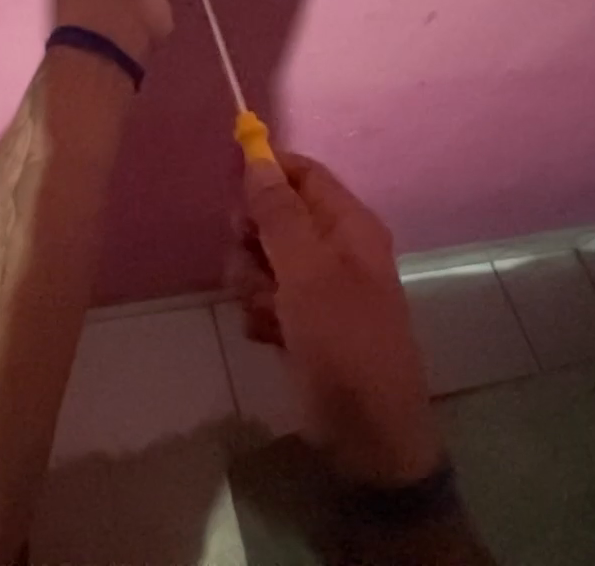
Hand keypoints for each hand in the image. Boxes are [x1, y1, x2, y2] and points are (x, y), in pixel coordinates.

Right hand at [237, 154, 444, 485]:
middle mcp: (334, 249)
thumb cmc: (343, 343)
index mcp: (348, 226)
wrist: (367, 437)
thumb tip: (256, 157)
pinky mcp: (302, 321)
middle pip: (274, 215)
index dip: (265, 171)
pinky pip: (264, 296)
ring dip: (252, 283)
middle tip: (252, 262)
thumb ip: (278, 213)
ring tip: (267, 311)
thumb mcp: (308, 273)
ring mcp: (317, 287)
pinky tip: (270, 336)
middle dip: (252, 239)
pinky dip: (260, 313)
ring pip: (262, 259)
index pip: (303, 173)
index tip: (228, 186)